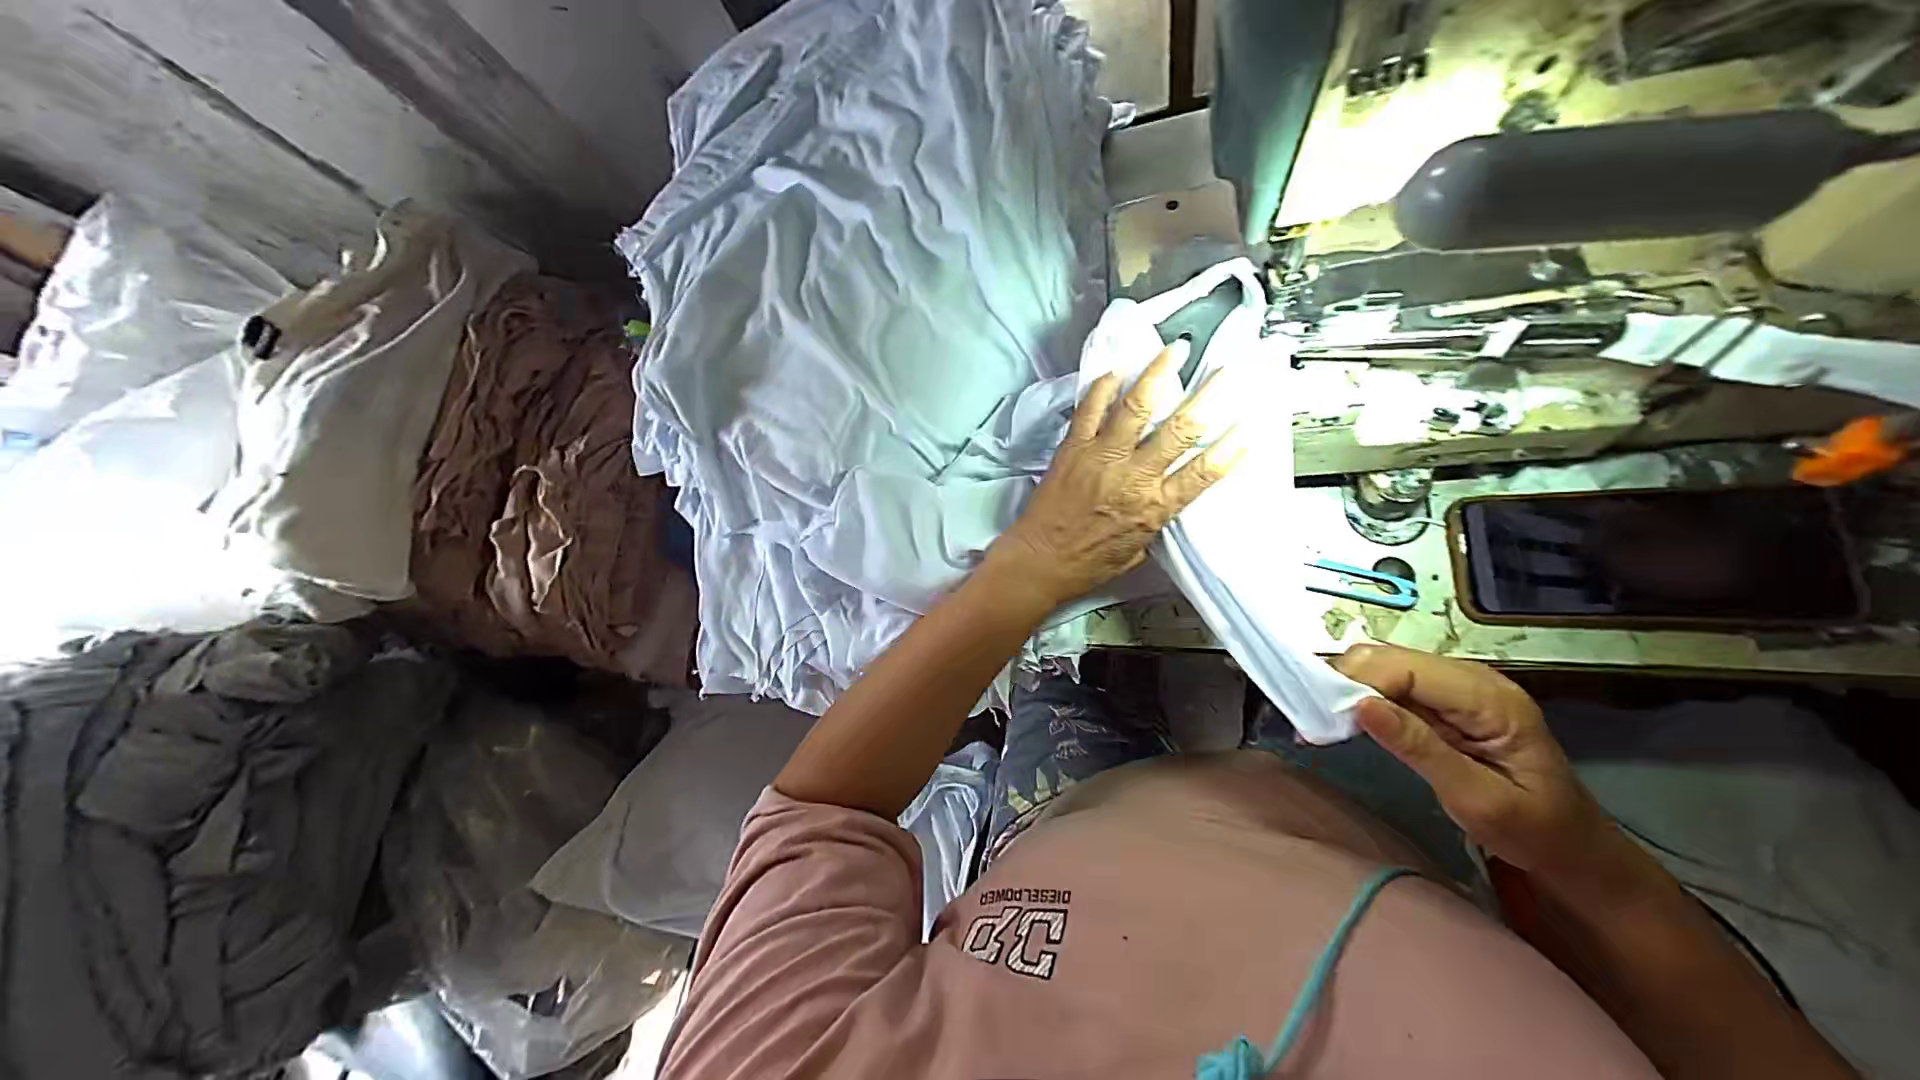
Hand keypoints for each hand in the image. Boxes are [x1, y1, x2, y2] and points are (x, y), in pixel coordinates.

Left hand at [986, 340, 1244, 608]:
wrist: (1040, 561)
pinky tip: (1118, 371)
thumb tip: (1166, 498)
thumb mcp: (1137, 550)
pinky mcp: (1073, 448)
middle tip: (1225, 372)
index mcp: (1154, 507)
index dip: (1228, 450)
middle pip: (1180, 430)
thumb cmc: (1087, 563)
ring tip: (1174, 350)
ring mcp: (1102, 457)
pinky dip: (1104, 387)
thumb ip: (1155, 519)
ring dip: (1158, 374)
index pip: (1202, 473)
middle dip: (1208, 396)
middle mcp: (1133, 477)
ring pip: (1136, 407)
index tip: (1247, 429)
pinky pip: (1091, 409)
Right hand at [1331, 644, 1621, 882]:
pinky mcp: (1444, 697)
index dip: (1360, 684)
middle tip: (1323, 724)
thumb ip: (1419, 750)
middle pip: (1390, 658)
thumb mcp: (1477, 801)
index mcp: (1490, 700)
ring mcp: (1458, 684)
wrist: (1573, 848)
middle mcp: (1473, 678)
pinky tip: (1352, 722)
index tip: (1326, 719)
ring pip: (1384, 664)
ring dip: (1352, 689)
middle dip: (1349, 683)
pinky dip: (1364, 697)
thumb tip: (1360, 706)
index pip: (1406, 669)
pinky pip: (1392, 682)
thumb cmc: (1533, 832)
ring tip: (1331, 724)